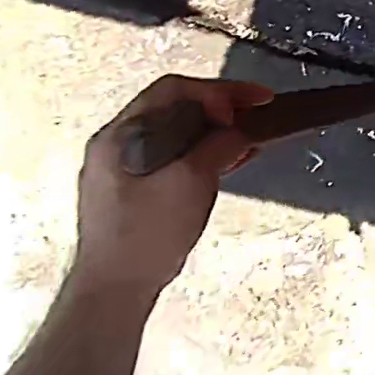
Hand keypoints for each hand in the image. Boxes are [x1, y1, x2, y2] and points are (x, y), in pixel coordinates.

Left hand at [73, 75, 273, 298]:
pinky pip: (176, 150)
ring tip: (250, 136)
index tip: (258, 101)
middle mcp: (117, 143)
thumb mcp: (192, 180)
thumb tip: (239, 131)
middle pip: (175, 104)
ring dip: (217, 127)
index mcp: (122, 135)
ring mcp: (124, 164)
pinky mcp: (136, 183)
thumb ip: (219, 146)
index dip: (222, 90)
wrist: (117, 284)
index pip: (175, 90)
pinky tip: (230, 158)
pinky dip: (207, 147)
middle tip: (257, 114)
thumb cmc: (149, 231)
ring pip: (177, 128)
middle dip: (222, 105)